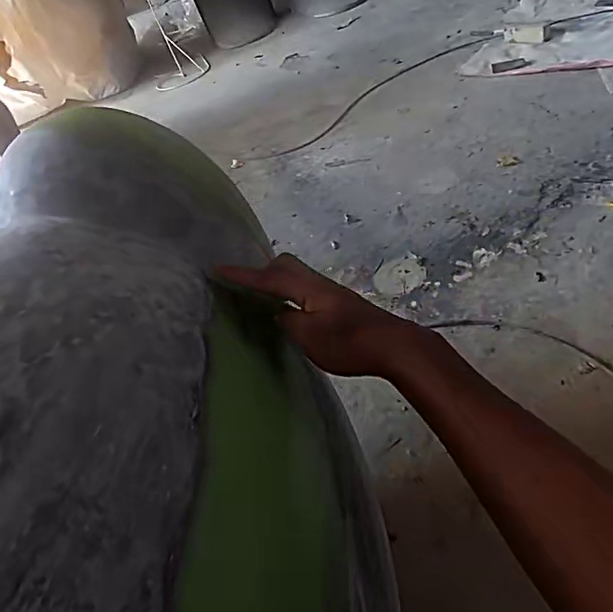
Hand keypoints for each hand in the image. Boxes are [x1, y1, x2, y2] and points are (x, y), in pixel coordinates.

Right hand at [216, 254, 434, 380]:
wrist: (395, 346)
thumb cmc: (350, 343)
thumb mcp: (310, 337)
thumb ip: (289, 321)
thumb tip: (279, 312)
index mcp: (307, 288)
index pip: (268, 278)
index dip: (242, 274)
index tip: (217, 268)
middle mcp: (317, 283)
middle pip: (285, 265)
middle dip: (261, 270)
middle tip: (242, 283)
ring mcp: (331, 293)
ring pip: (296, 276)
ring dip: (276, 281)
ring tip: (260, 295)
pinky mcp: (339, 304)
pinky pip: (304, 288)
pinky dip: (289, 292)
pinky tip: (290, 309)